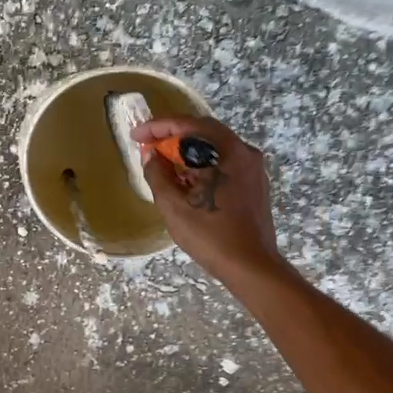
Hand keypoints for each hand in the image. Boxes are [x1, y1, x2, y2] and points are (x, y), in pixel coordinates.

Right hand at [132, 115, 286, 286]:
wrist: (252, 266)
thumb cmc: (211, 235)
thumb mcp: (174, 205)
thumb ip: (158, 174)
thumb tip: (150, 155)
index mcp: (227, 152)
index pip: (188, 125)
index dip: (158, 127)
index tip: (137, 136)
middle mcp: (244, 153)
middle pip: (203, 132)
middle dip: (172, 137)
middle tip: (147, 146)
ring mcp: (253, 169)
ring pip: (214, 148)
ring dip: (187, 151)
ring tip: (163, 164)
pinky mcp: (255, 184)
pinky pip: (224, 163)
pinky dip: (202, 164)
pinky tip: (187, 180)